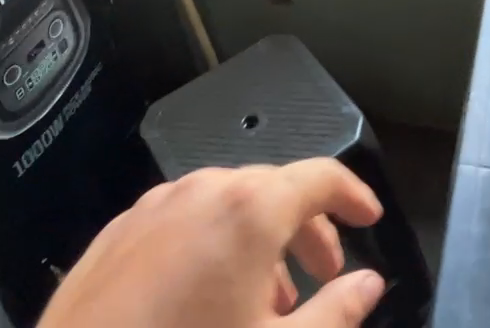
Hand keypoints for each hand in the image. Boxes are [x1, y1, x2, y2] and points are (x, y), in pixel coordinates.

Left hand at [38, 159, 386, 327]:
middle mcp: (205, 189)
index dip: (354, 195)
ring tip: (265, 299)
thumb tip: (370, 283)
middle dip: (308, 228)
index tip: (371, 220)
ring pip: (227, 204)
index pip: (321, 177)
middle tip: (324, 276)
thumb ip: (336, 313)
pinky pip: (184, 220)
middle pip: (274, 189)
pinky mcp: (118, 231)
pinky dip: (213, 243)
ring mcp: (156, 206)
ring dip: (260, 239)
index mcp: (250, 208)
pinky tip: (205, 298)